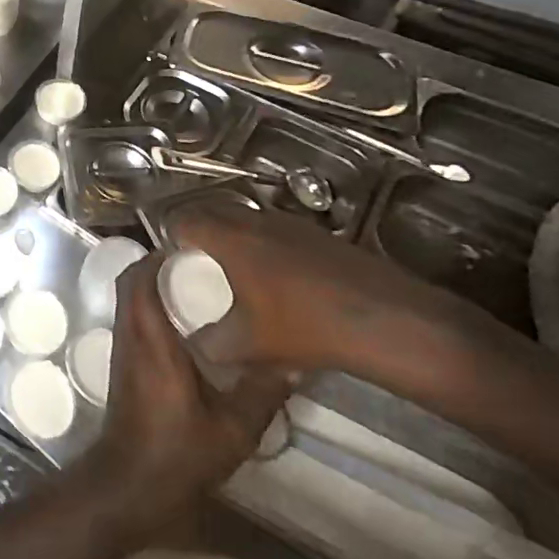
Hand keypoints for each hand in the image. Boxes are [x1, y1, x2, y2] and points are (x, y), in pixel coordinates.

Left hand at [85, 252, 292, 527]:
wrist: (130, 481)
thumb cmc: (179, 451)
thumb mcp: (234, 427)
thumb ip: (262, 392)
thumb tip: (293, 361)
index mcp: (150, 340)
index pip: (139, 281)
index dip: (155, 258)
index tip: (187, 247)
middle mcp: (129, 336)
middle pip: (127, 283)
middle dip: (152, 266)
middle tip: (193, 263)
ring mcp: (121, 351)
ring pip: (126, 301)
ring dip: (148, 286)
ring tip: (191, 286)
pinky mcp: (122, 366)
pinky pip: (129, 320)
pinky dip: (146, 308)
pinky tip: (182, 324)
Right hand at [180, 202, 463, 372]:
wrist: (388, 324)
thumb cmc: (305, 328)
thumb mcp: (247, 346)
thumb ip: (210, 343)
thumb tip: (195, 343)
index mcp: (229, 239)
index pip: (183, 220)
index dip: (171, 236)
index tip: (171, 258)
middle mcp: (256, 220)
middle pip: (212, 212)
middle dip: (199, 232)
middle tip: (197, 263)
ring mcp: (291, 223)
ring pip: (246, 219)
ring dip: (233, 236)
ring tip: (234, 269)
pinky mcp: (319, 234)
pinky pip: (274, 229)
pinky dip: (264, 244)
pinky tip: (275, 277)